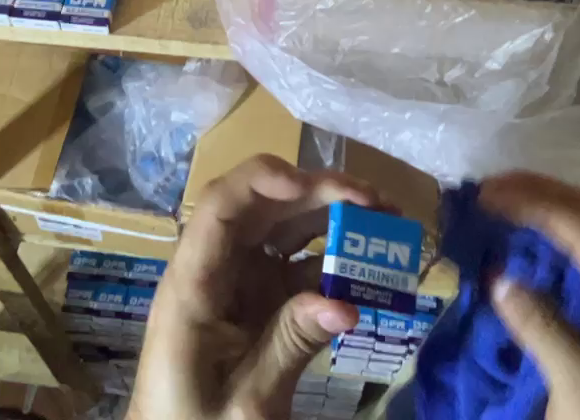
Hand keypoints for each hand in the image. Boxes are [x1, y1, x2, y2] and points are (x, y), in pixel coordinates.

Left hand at [126, 154, 379, 419]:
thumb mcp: (245, 404)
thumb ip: (289, 347)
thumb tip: (346, 306)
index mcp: (194, 281)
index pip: (220, 207)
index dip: (261, 181)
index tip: (308, 183)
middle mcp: (217, 264)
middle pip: (262, 206)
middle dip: (317, 192)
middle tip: (375, 200)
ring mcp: (240, 276)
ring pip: (285, 226)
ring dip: (332, 215)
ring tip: (385, 217)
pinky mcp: (261, 295)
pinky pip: (299, 264)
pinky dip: (335, 259)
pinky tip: (371, 263)